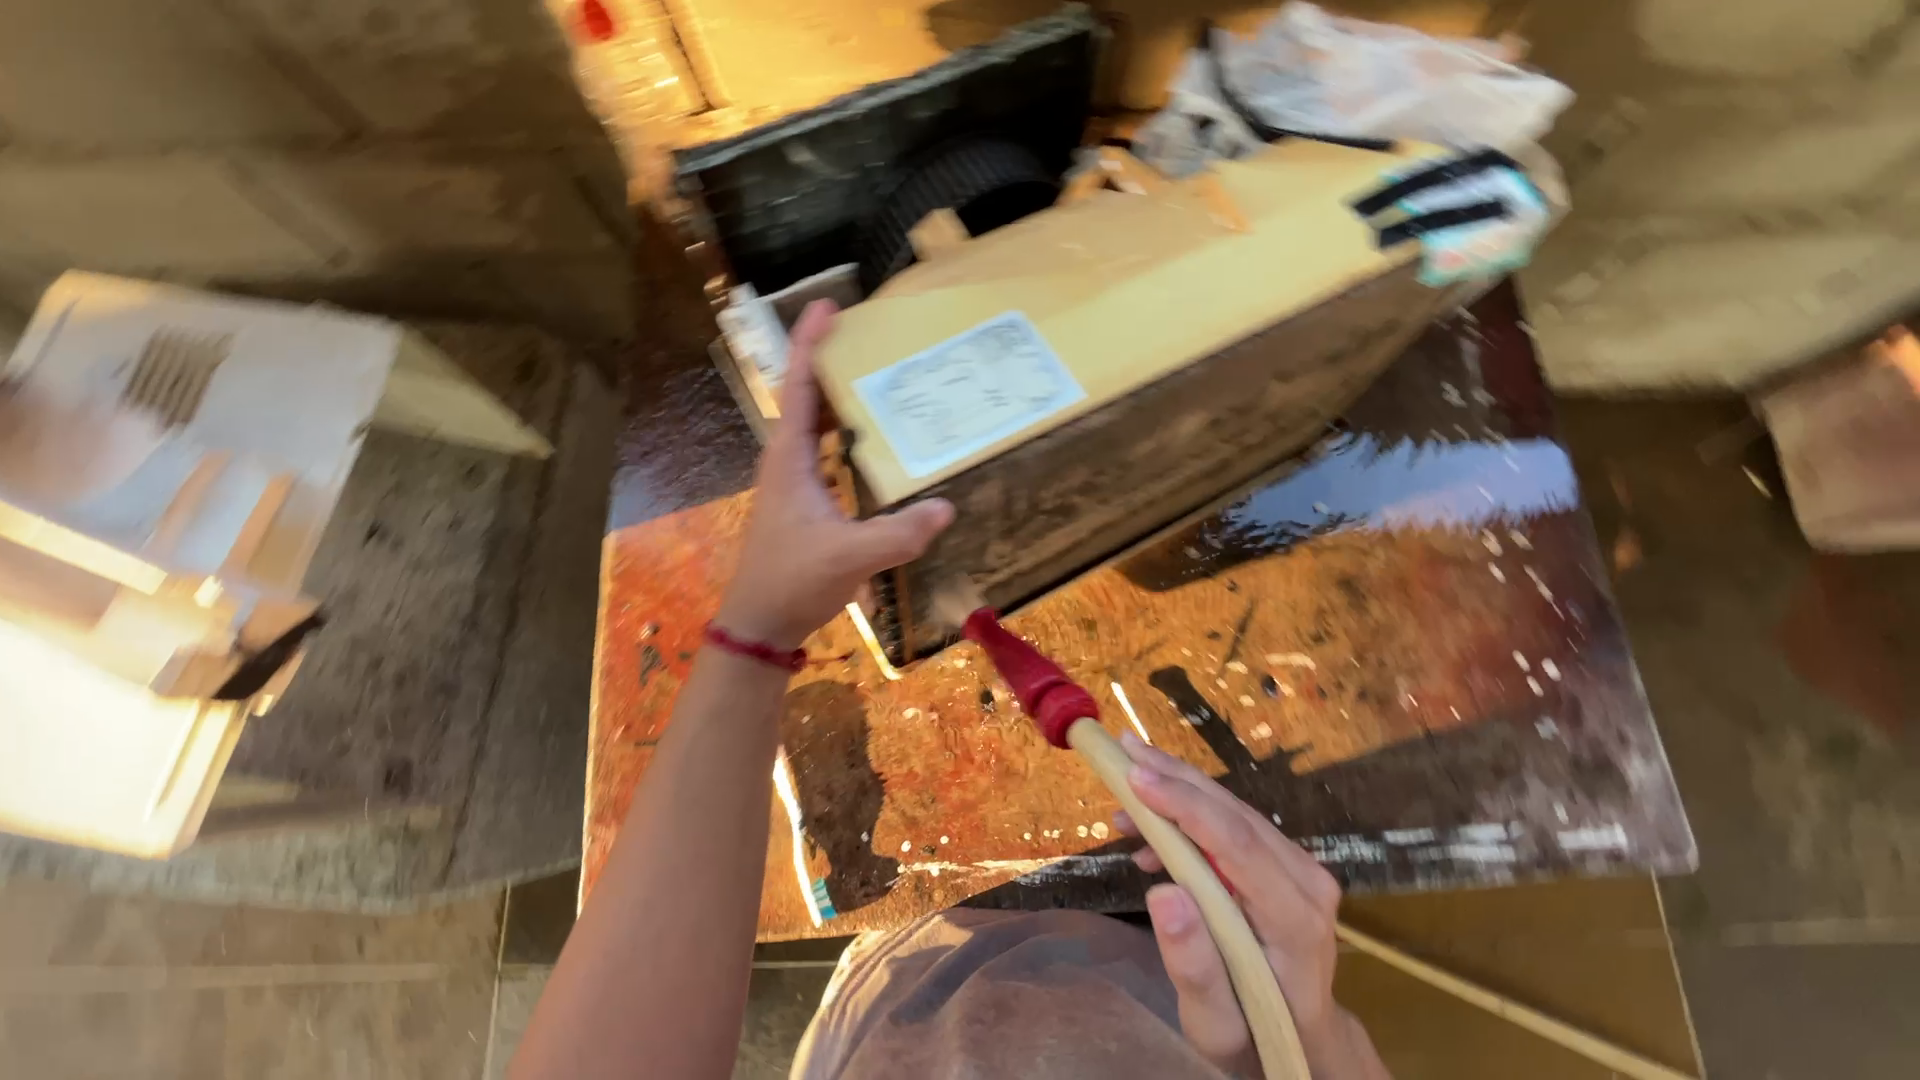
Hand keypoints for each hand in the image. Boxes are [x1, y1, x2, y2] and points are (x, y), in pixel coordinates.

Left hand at [715, 301, 954, 650]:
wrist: (760, 622)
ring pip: (817, 426)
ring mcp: (793, 481)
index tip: (828, 305)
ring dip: (841, 399)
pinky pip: (826, 452)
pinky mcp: (803, 501)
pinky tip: (877, 442)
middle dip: (833, 361)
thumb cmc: (791, 581)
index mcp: (789, 458)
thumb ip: (897, 533)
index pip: (798, 386)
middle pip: (808, 396)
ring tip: (880, 377)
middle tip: (872, 337)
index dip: (810, 342)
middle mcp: (787, 461)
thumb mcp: (849, 556)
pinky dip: (847, 436)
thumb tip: (945, 507)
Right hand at [1115, 735, 1388, 1078]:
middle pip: (1234, 814)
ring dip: (1176, 790)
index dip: (1184, 804)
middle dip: (1174, 779)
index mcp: (1293, 920)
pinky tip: (1148, 829)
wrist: (1296, 1035)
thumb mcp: (1213, 1021)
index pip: (1237, 843)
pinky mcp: (1285, 863)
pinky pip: (1233, 824)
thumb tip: (1162, 892)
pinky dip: (1187, 813)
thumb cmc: (1249, 1033)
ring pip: (1232, 810)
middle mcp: (1306, 882)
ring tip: (1123, 785)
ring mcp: (1300, 868)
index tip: (1134, 776)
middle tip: (1122, 751)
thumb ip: (1192, 963)